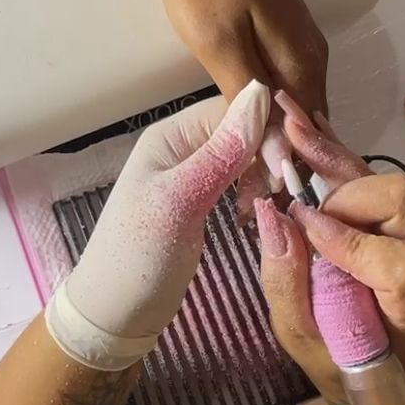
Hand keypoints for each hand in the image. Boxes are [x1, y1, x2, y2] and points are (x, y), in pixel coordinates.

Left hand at [45, 80, 269, 369]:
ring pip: (248, 153)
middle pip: (246, 127)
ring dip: (267, 173)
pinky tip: (260, 210)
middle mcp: (184, 145)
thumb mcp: (181, 201)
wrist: (116, 314)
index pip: (235, 107)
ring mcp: (194, 173)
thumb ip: (222, 150)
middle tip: (284, 192)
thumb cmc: (138, 257)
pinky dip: (258, 190)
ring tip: (270, 204)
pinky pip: (241, 177)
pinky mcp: (204, 199)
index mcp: (172, 134)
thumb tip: (261, 90)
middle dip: (272, 152)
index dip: (269, 129)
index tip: (288, 168)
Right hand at [256, 92, 404, 399]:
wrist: (372, 350)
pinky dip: (333, 149)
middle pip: (400, 201)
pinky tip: (305, 122)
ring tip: (289, 122)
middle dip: (343, 197)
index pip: (400, 264)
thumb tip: (272, 215)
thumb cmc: (338, 354)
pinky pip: (368, 172)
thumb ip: (287, 282)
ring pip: (383, 177)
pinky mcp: (397, 209)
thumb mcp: (301, 335)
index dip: (349, 241)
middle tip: (298, 205)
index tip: (302, 227)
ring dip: (331, 155)